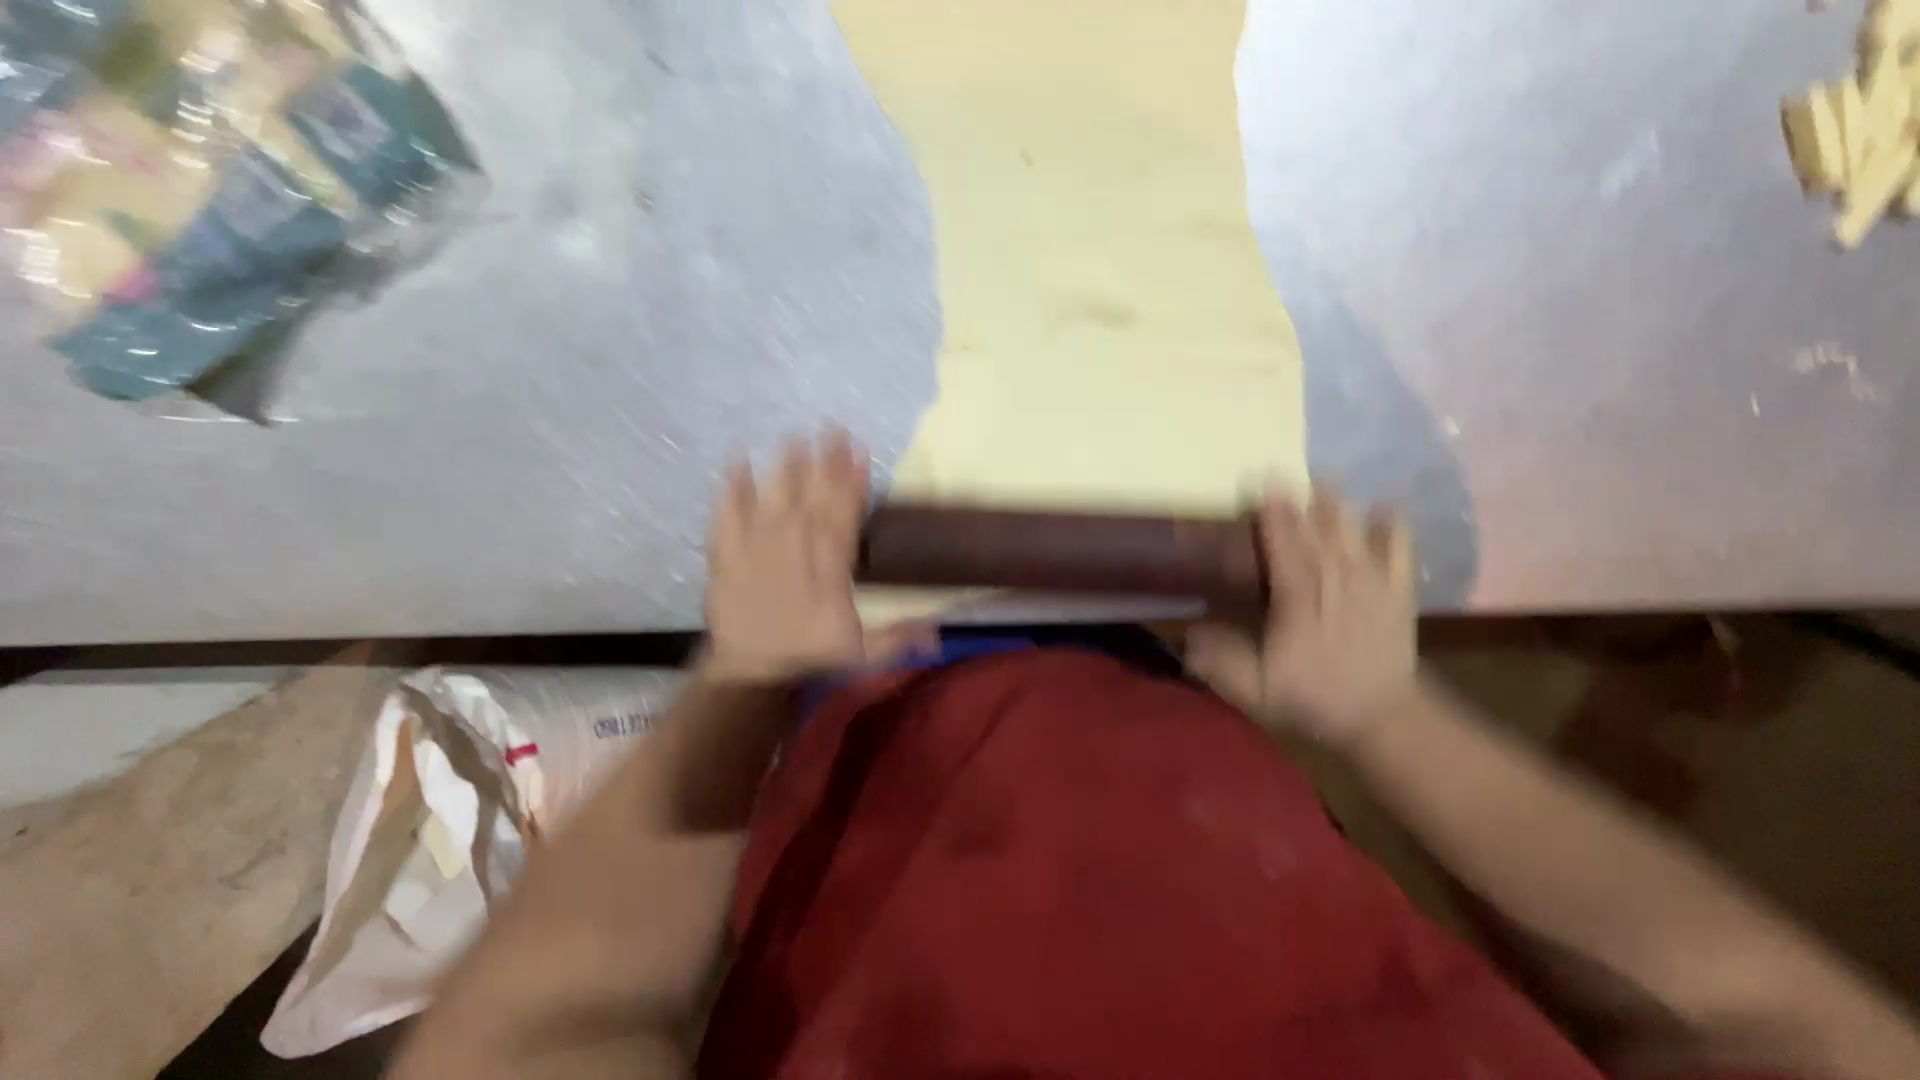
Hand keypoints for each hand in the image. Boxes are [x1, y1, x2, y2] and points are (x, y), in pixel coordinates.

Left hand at [703, 429, 934, 684]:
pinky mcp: (728, 554)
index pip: (844, 516)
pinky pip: (728, 515)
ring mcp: (758, 549)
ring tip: (795, 438)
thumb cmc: (810, 655)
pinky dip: (732, 488)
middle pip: (812, 499)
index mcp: (830, 569)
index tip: (860, 453)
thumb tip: (940, 634)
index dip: (853, 483)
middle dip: (825, 463)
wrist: (752, 671)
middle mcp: (795, 550)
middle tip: (833, 428)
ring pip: (774, 500)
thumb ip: (899, 638)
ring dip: (786, 468)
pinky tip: (737, 461)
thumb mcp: (862, 654)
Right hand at [1185, 485, 1419, 747]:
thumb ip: (1221, 661)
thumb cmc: (1312, 698)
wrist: (1381, 716)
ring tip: (1324, 478)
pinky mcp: (1398, 590)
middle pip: (1316, 529)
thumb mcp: (1256, 690)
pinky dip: (1393, 524)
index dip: (1271, 511)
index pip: (1283, 544)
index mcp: (1298, 599)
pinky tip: (1385, 505)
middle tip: (1284, 470)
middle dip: (1299, 497)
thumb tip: (1187, 631)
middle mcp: (1334, 580)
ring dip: (1337, 503)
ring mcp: (1371, 582)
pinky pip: (1399, 548)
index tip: (1259, 482)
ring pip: (1352, 530)